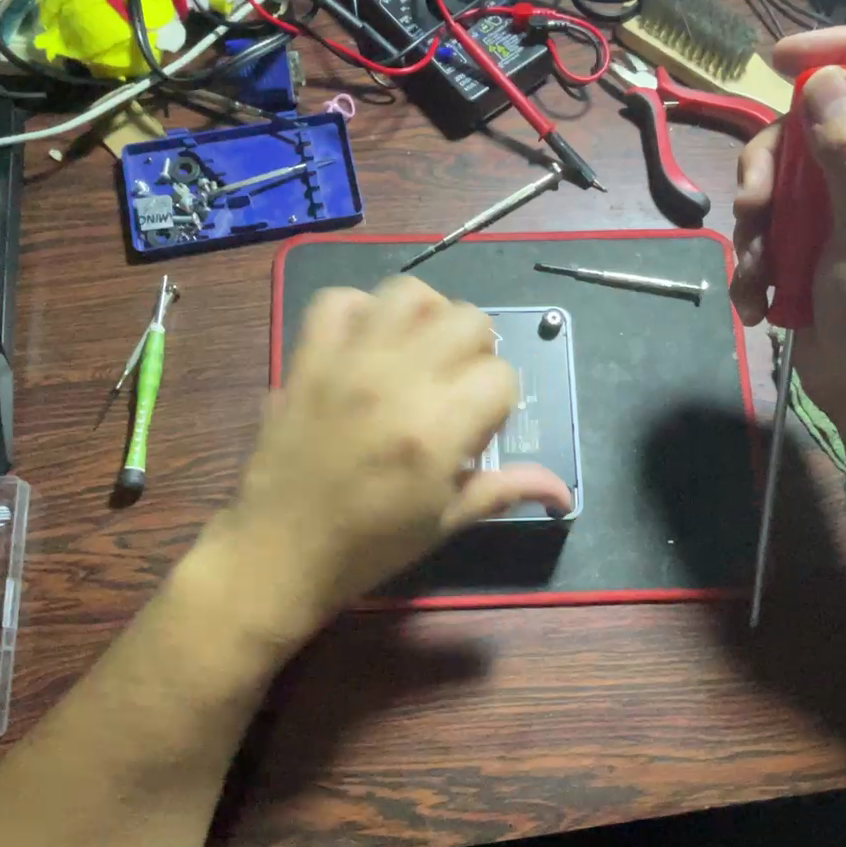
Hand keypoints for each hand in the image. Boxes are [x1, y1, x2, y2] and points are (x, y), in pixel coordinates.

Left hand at [215, 277, 572, 619]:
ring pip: (411, 293)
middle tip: (456, 390)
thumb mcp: (444, 523)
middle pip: (468, 320)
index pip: (502, 375)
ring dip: (429, 318)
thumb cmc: (370, 547)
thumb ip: (504, 490)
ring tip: (420, 354)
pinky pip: (341, 300)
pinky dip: (363, 312)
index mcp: (438, 429)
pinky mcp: (309, 358)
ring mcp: (348, 362)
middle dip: (477, 352)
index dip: (501, 402)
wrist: (281, 552)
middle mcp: (398, 380)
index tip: (478, 432)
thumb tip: (564, 492)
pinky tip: (369, 345)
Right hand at [730, 29, 845, 417]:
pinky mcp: (811, 256)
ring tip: (756, 271)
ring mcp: (844, 217)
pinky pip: (769, 237)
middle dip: (772, 165)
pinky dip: (754, 267)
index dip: (841, 50)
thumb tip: (823, 81)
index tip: (780, 59)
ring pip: (781, 185)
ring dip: (755, 228)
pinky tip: (757, 302)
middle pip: (816, 127)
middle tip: (753, 204)